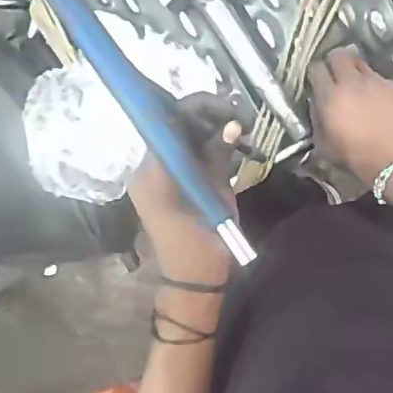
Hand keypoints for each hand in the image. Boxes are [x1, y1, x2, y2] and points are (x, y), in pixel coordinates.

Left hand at [127, 95, 240, 282]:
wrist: (193, 283)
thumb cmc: (201, 247)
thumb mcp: (215, 200)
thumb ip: (219, 159)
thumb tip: (232, 124)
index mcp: (154, 172)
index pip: (169, 122)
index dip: (198, 109)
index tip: (229, 109)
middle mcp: (150, 169)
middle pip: (175, 126)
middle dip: (208, 116)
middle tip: (241, 121)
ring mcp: (158, 176)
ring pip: (182, 137)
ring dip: (209, 129)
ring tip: (241, 130)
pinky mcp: (169, 183)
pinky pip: (185, 153)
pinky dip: (206, 145)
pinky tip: (231, 143)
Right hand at [310, 48, 392, 182]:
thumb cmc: (354, 156)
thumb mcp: (323, 144)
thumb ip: (316, 117)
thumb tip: (316, 100)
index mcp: (330, 96)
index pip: (317, 68)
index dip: (315, 73)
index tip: (317, 81)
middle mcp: (351, 81)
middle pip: (338, 54)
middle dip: (334, 61)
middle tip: (335, 74)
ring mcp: (374, 80)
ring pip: (359, 61)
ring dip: (354, 69)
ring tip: (356, 84)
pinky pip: (378, 76)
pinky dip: (373, 83)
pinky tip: (375, 98)